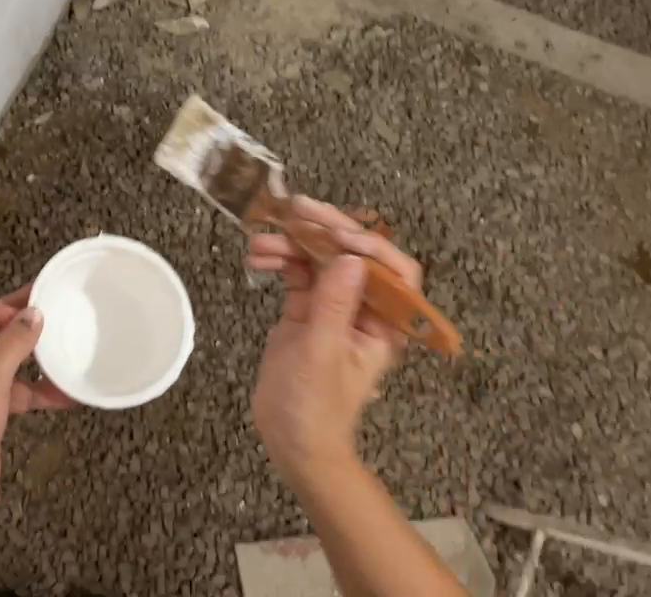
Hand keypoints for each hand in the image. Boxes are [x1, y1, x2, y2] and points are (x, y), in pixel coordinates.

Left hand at [0, 285, 72, 542]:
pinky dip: (36, 390)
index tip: (36, 317)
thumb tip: (35, 312)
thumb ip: (13, 343)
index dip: (5, 309)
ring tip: (68, 354)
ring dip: (34, 360)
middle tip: (61, 319)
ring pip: (7, 359)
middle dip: (24, 328)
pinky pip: (15, 388)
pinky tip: (65, 395)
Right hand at [246, 197, 422, 489]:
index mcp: (384, 323)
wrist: (292, 442)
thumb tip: (350, 258)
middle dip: (324, 230)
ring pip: (318, 260)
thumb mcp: (323, 352)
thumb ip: (335, 304)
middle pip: (352, 256)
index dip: (369, 245)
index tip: (334, 232)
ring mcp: (332, 308)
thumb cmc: (314, 406)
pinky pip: (295, 274)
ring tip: (260, 239)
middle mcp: (363, 309)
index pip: (394, 272)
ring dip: (291, 244)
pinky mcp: (304, 311)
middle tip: (295, 207)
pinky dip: (277, 260)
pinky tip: (256, 257)